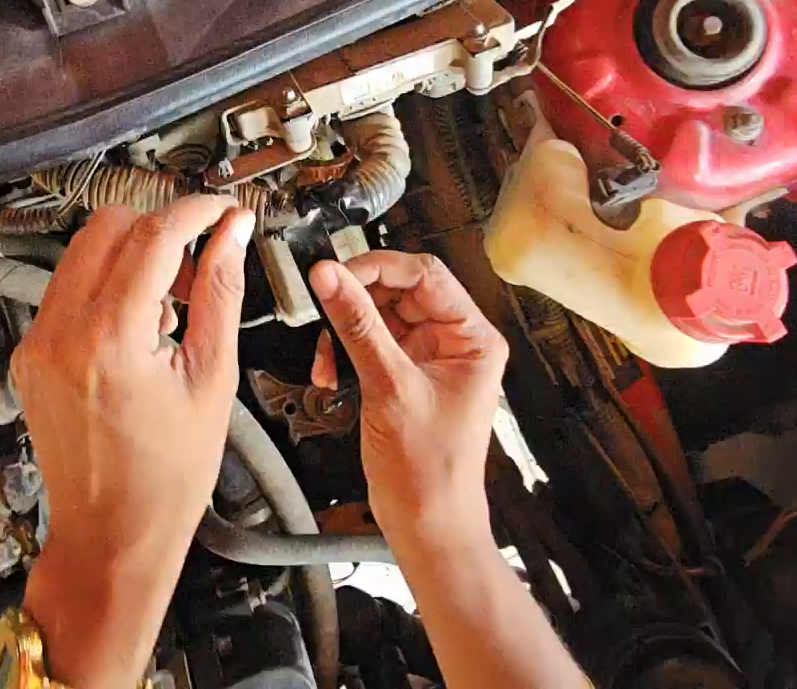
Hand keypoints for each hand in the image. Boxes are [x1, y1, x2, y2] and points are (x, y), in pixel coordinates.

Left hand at [15, 196, 254, 688]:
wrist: (111, 537)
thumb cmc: (166, 477)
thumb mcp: (212, 377)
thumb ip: (221, 291)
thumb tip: (234, 234)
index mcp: (110, 339)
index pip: (155, 235)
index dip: (197, 212)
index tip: (223, 211)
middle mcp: (61, 332)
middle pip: (109, 226)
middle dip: (161, 227)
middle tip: (200, 260)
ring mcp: (38, 342)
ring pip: (84, 250)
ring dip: (134, 253)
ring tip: (173, 301)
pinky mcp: (32, 353)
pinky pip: (69, 287)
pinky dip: (109, 283)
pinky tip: (142, 323)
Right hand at [308, 251, 508, 549]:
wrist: (427, 528)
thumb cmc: (428, 471)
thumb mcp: (388, 387)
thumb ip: (357, 326)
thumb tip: (328, 276)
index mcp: (472, 337)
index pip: (425, 275)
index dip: (378, 268)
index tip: (336, 274)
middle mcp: (455, 340)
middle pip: (399, 290)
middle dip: (356, 302)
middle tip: (323, 309)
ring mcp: (430, 356)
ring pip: (379, 314)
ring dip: (345, 329)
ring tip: (325, 359)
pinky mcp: (406, 372)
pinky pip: (371, 340)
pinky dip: (345, 350)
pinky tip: (329, 372)